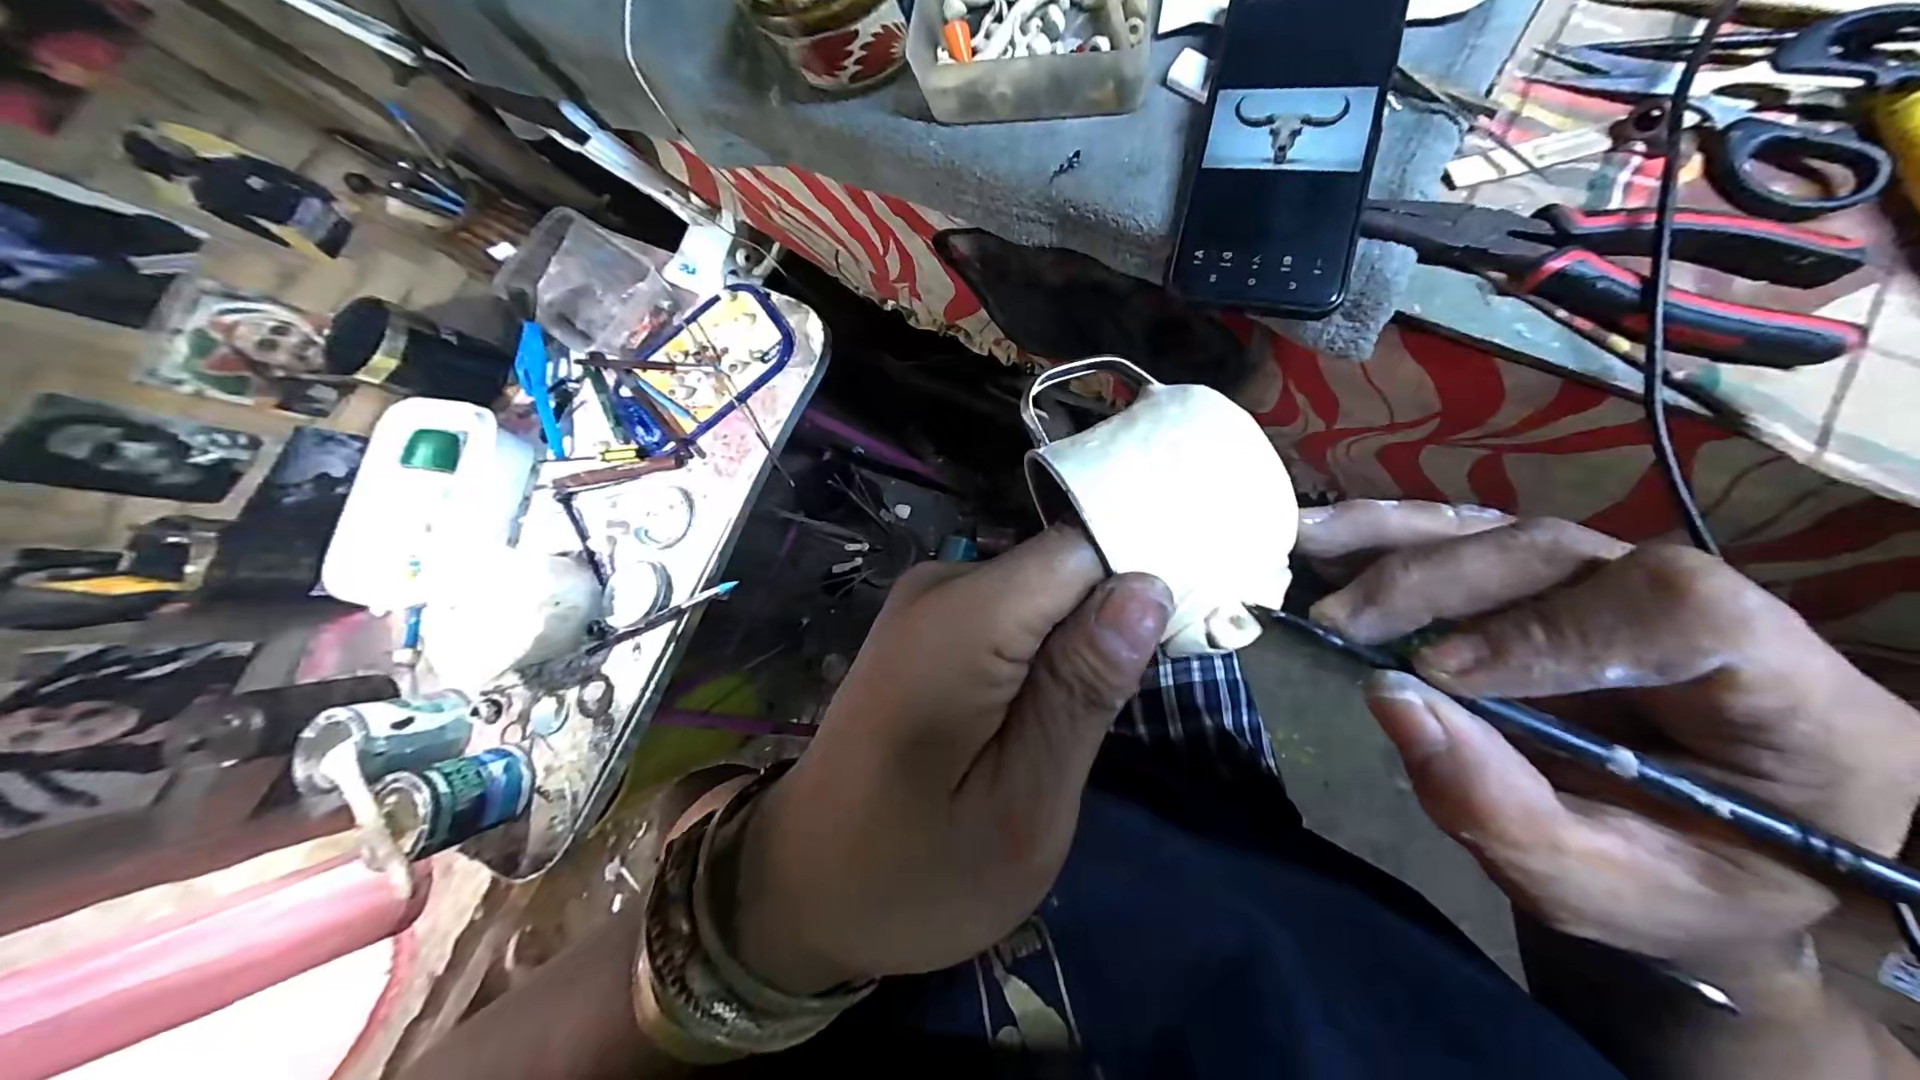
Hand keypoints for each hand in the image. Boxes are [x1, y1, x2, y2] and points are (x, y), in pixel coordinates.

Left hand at [726, 528, 1171, 993]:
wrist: (802, 881)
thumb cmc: (912, 871)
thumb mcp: (1020, 807)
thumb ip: (1080, 691)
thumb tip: (1146, 588)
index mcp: (962, 621)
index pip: (1084, 549)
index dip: (1145, 582)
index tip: (1190, 639)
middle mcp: (942, 585)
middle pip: (1065, 565)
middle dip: (1116, 621)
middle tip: (1132, 708)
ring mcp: (929, 601)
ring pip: (1045, 589)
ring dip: (1082, 642)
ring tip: (1085, 720)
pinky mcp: (930, 624)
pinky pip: (1014, 611)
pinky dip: (1045, 650)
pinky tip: (1044, 709)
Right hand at [1298, 500, 1919, 963]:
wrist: (1683, 857)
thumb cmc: (1666, 886)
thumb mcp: (1597, 888)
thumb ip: (1501, 809)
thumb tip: (1386, 697)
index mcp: (1786, 696)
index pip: (1679, 610)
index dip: (1547, 630)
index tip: (1439, 673)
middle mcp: (1699, 609)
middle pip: (1557, 550)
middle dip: (1435, 584)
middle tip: (1338, 625)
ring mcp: (1609, 584)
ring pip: (1497, 531)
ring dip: (1391, 540)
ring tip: (1304, 546)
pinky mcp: (1537, 584)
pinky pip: (1459, 540)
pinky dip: (1383, 537)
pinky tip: (1323, 540)